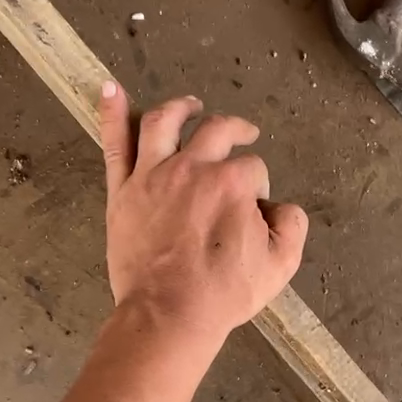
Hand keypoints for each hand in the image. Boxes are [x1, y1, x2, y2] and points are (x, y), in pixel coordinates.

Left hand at [97, 84, 306, 347]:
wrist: (170, 313)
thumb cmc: (226, 292)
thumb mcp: (281, 264)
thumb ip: (291, 225)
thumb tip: (280, 207)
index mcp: (233, 183)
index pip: (254, 168)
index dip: (260, 185)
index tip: (256, 205)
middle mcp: (193, 168)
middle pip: (217, 131)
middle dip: (237, 129)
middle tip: (245, 133)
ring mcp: (153, 175)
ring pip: (164, 122)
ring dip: (181, 107)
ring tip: (191, 104)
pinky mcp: (123, 190)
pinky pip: (114, 143)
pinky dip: (111, 111)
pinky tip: (110, 88)